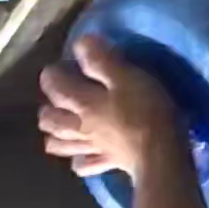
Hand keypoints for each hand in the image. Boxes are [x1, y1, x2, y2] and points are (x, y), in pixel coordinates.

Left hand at [39, 35, 182, 180]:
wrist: (159, 152)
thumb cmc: (146, 109)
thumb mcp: (127, 77)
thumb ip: (103, 60)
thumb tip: (80, 42)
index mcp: (84, 103)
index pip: (57, 88)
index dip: (52, 75)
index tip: (56, 65)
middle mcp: (81, 126)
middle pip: (51, 120)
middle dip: (49, 107)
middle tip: (58, 96)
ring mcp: (92, 147)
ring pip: (61, 143)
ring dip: (55, 134)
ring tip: (61, 124)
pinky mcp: (106, 162)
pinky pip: (85, 164)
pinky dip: (79, 159)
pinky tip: (82, 156)